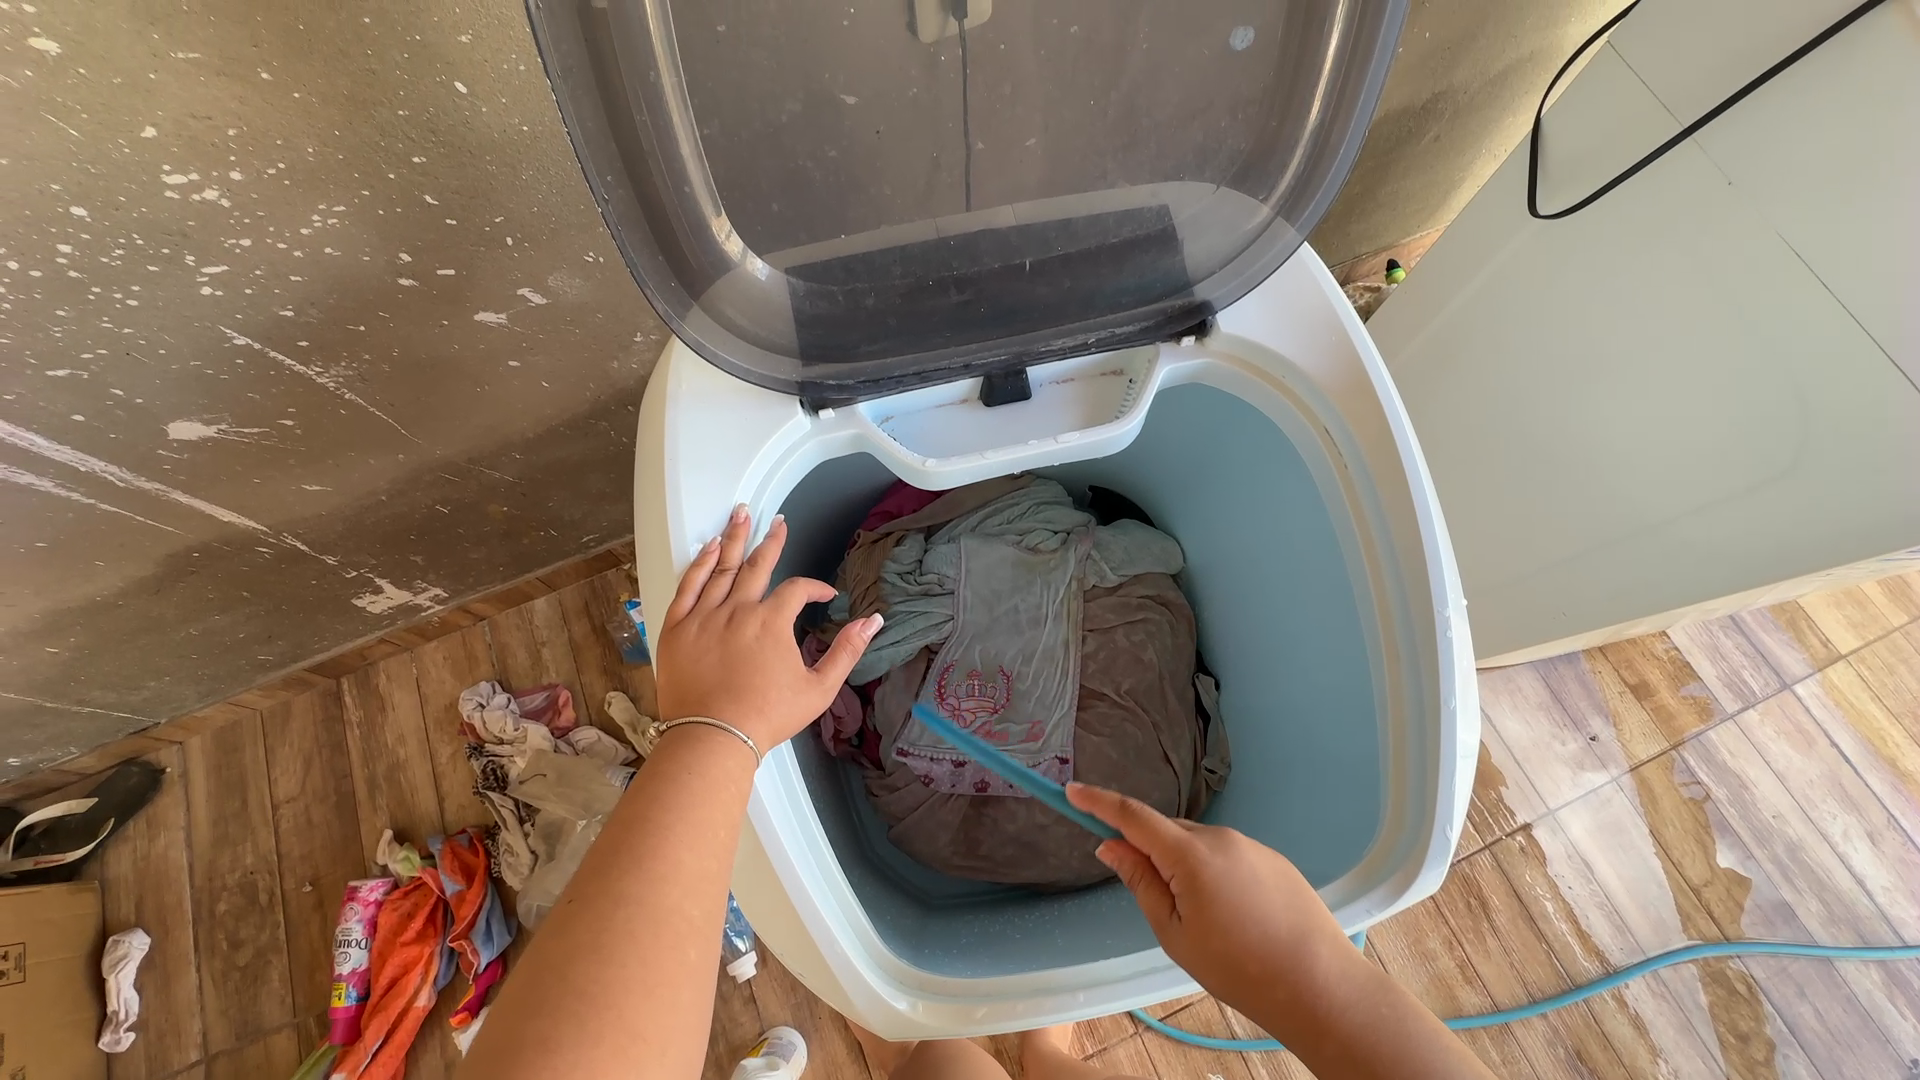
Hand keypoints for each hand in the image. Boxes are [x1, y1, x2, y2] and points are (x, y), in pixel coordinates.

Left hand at [654, 505, 882, 750]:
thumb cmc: (767, 716)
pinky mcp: (677, 629)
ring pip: (720, 567)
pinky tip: (707, 548)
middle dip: (771, 540)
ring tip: (740, 515)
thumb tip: (872, 622)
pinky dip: (698, 564)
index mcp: (771, 621)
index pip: (797, 590)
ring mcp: (704, 616)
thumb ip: (847, 651)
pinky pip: (688, 586)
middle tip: (778, 521)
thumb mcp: (819, 688)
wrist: (713, 738)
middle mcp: (738, 610)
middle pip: (757, 565)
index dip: (814, 588)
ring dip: (733, 539)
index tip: (824, 595)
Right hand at [1066, 782, 1355, 1015]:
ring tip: (1206, 921)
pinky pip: (1228, 855)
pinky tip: (1235, 916)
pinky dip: (1215, 873)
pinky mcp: (1273, 859)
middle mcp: (1219, 837)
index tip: (1072, 790)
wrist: (1319, 986)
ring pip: (1198, 845)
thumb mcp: (1173, 932)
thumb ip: (1139, 881)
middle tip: (1154, 897)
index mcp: (1189, 853)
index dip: (1099, 802)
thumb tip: (1110, 846)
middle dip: (1149, 849)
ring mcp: (1251, 845)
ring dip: (1185, 866)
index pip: (1132, 815)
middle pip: (1166, 831)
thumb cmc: (1237, 968)